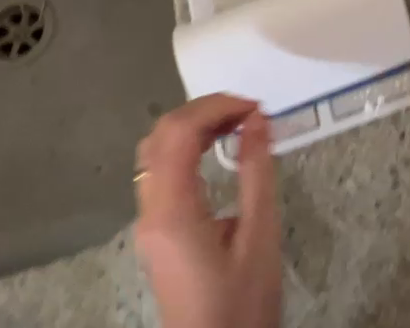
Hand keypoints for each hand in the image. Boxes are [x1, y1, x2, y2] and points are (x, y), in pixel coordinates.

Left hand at [134, 94, 281, 327]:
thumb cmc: (242, 304)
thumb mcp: (260, 235)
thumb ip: (256, 172)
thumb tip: (258, 119)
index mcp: (172, 210)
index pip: (179, 132)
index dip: (216, 107)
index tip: (256, 109)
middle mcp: (150, 210)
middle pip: (161, 135)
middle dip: (204, 111)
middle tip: (249, 113)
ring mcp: (149, 222)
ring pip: (157, 151)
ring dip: (194, 127)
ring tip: (239, 124)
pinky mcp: (157, 231)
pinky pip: (163, 172)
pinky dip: (188, 148)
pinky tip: (219, 150)